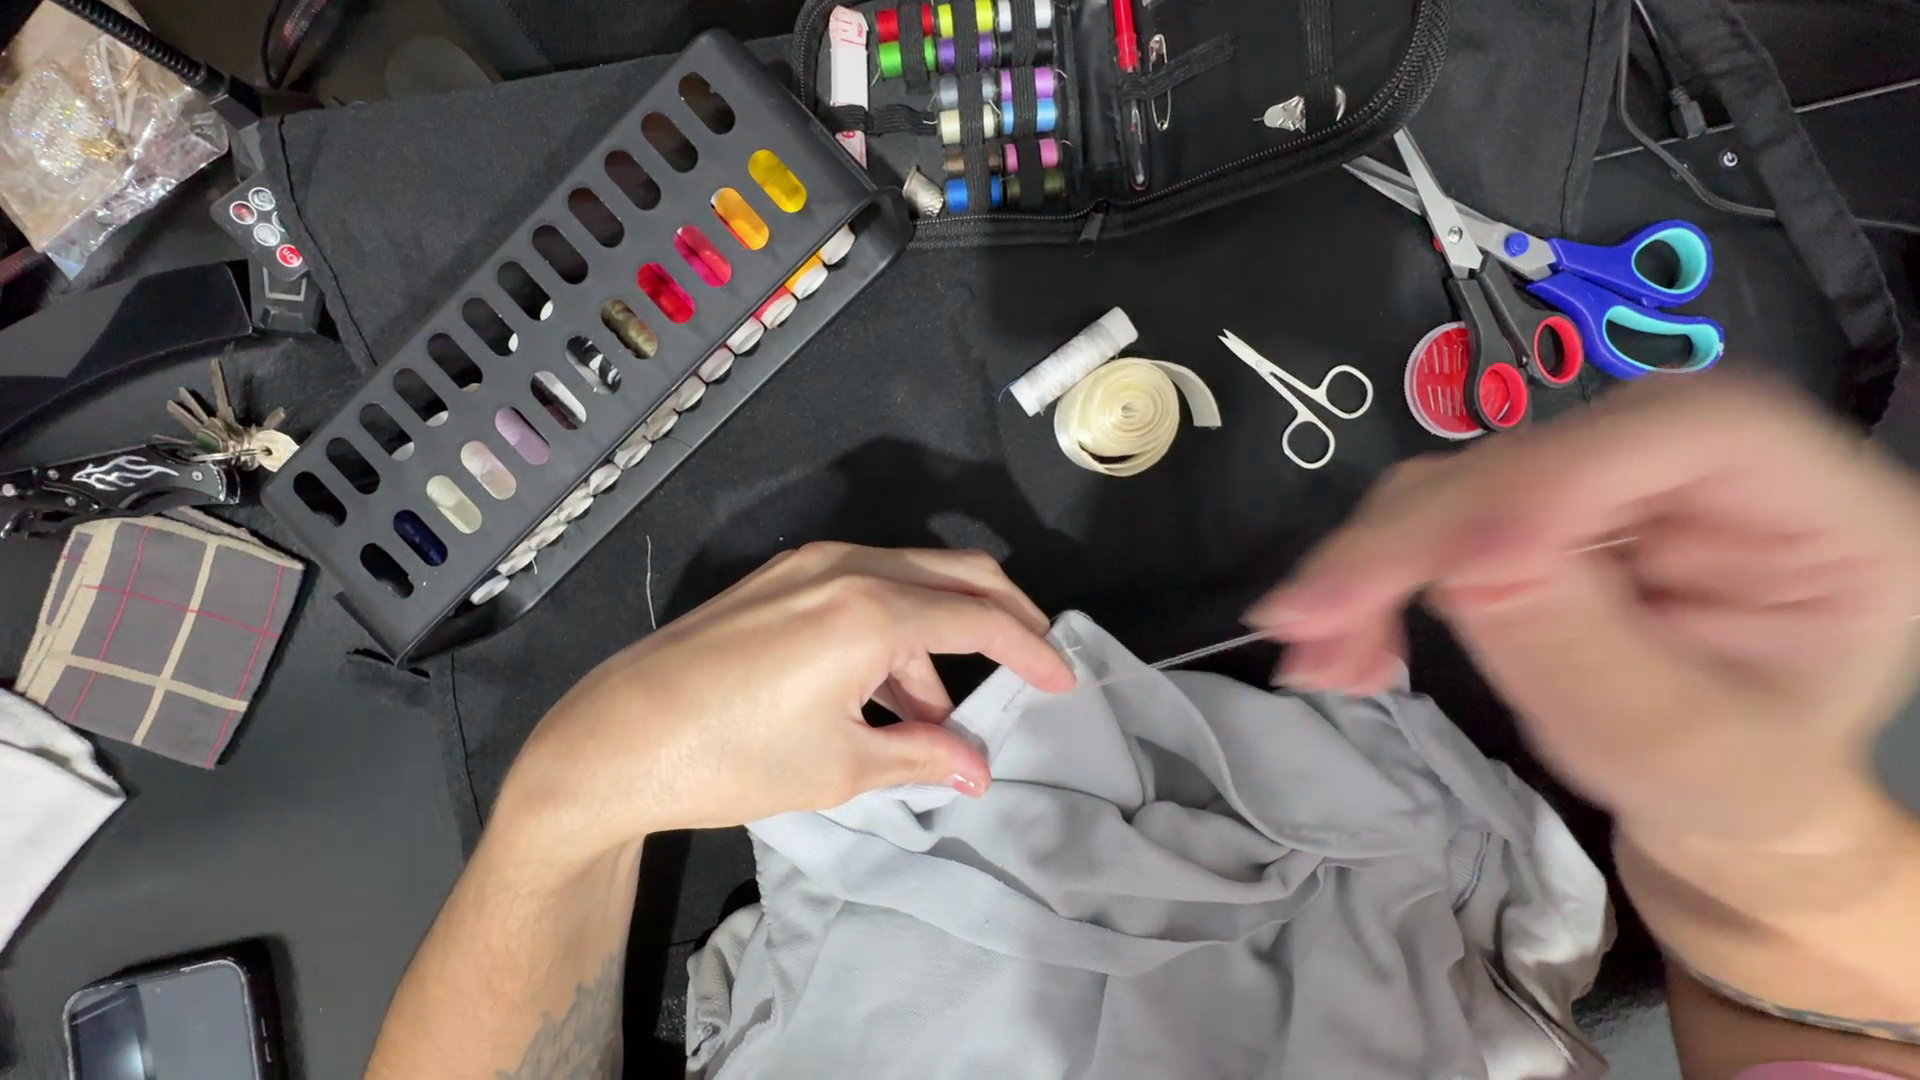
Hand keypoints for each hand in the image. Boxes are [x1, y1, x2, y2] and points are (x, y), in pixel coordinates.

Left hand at [492, 543, 1074, 865]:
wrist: (616, 738)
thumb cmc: (733, 758)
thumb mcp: (840, 766)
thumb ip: (922, 759)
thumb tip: (978, 771)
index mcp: (872, 611)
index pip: (979, 620)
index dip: (1031, 649)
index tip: (1063, 679)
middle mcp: (849, 566)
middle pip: (957, 572)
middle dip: (1005, 614)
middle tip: (1033, 658)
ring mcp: (811, 564)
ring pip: (909, 578)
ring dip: (937, 634)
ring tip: (931, 712)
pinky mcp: (783, 576)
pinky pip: (865, 585)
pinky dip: (893, 627)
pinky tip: (880, 686)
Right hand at [1246, 376, 1919, 851]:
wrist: (1699, 788)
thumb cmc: (1726, 781)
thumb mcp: (1682, 748)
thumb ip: (1585, 655)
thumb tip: (1462, 567)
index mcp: (1807, 508)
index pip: (1680, 435)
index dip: (1555, 481)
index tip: (1461, 572)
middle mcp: (1682, 468)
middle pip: (1517, 460)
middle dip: (1401, 546)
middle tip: (1305, 621)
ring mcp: (1584, 483)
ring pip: (1442, 490)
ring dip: (1362, 573)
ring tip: (1314, 659)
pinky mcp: (1511, 511)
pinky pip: (1413, 525)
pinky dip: (1361, 585)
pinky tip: (1334, 649)